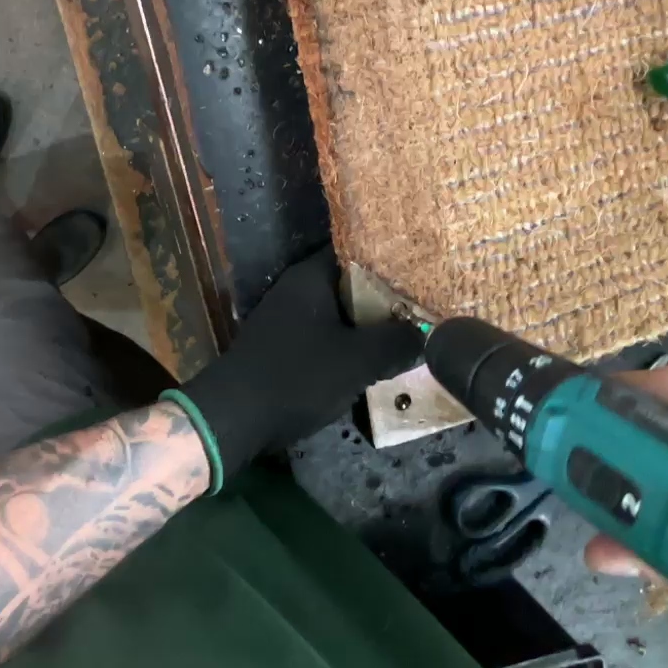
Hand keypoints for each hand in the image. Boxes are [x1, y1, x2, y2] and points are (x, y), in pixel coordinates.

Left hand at [174, 246, 424, 483]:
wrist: (238, 415)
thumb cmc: (297, 376)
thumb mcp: (357, 359)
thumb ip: (395, 341)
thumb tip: (426, 332)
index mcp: (310, 278)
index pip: (356, 252)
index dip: (392, 259)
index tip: (426, 270)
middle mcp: (297, 290)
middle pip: (351, 284)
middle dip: (387, 297)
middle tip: (429, 306)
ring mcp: (289, 318)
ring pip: (341, 314)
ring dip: (370, 325)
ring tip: (414, 333)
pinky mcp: (286, 346)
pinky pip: (327, 336)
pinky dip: (351, 345)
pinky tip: (379, 361)